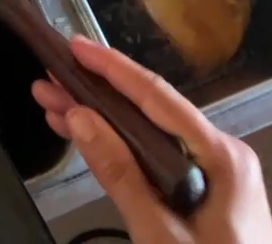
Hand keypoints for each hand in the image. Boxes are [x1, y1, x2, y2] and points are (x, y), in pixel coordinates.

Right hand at [32, 38, 271, 243]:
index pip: (158, 97)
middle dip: (93, 92)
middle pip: (148, 110)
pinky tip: (80, 133)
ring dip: (97, 118)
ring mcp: (211, 174)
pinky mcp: (201, 194)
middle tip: (48, 76)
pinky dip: (115, 145)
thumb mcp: (162, 236)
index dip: (112, 67)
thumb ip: (121, 174)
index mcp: (223, 157)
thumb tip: (80, 115)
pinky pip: (150, 156)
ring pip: (144, 132)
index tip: (75, 46)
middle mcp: (220, 155)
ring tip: (50, 101)